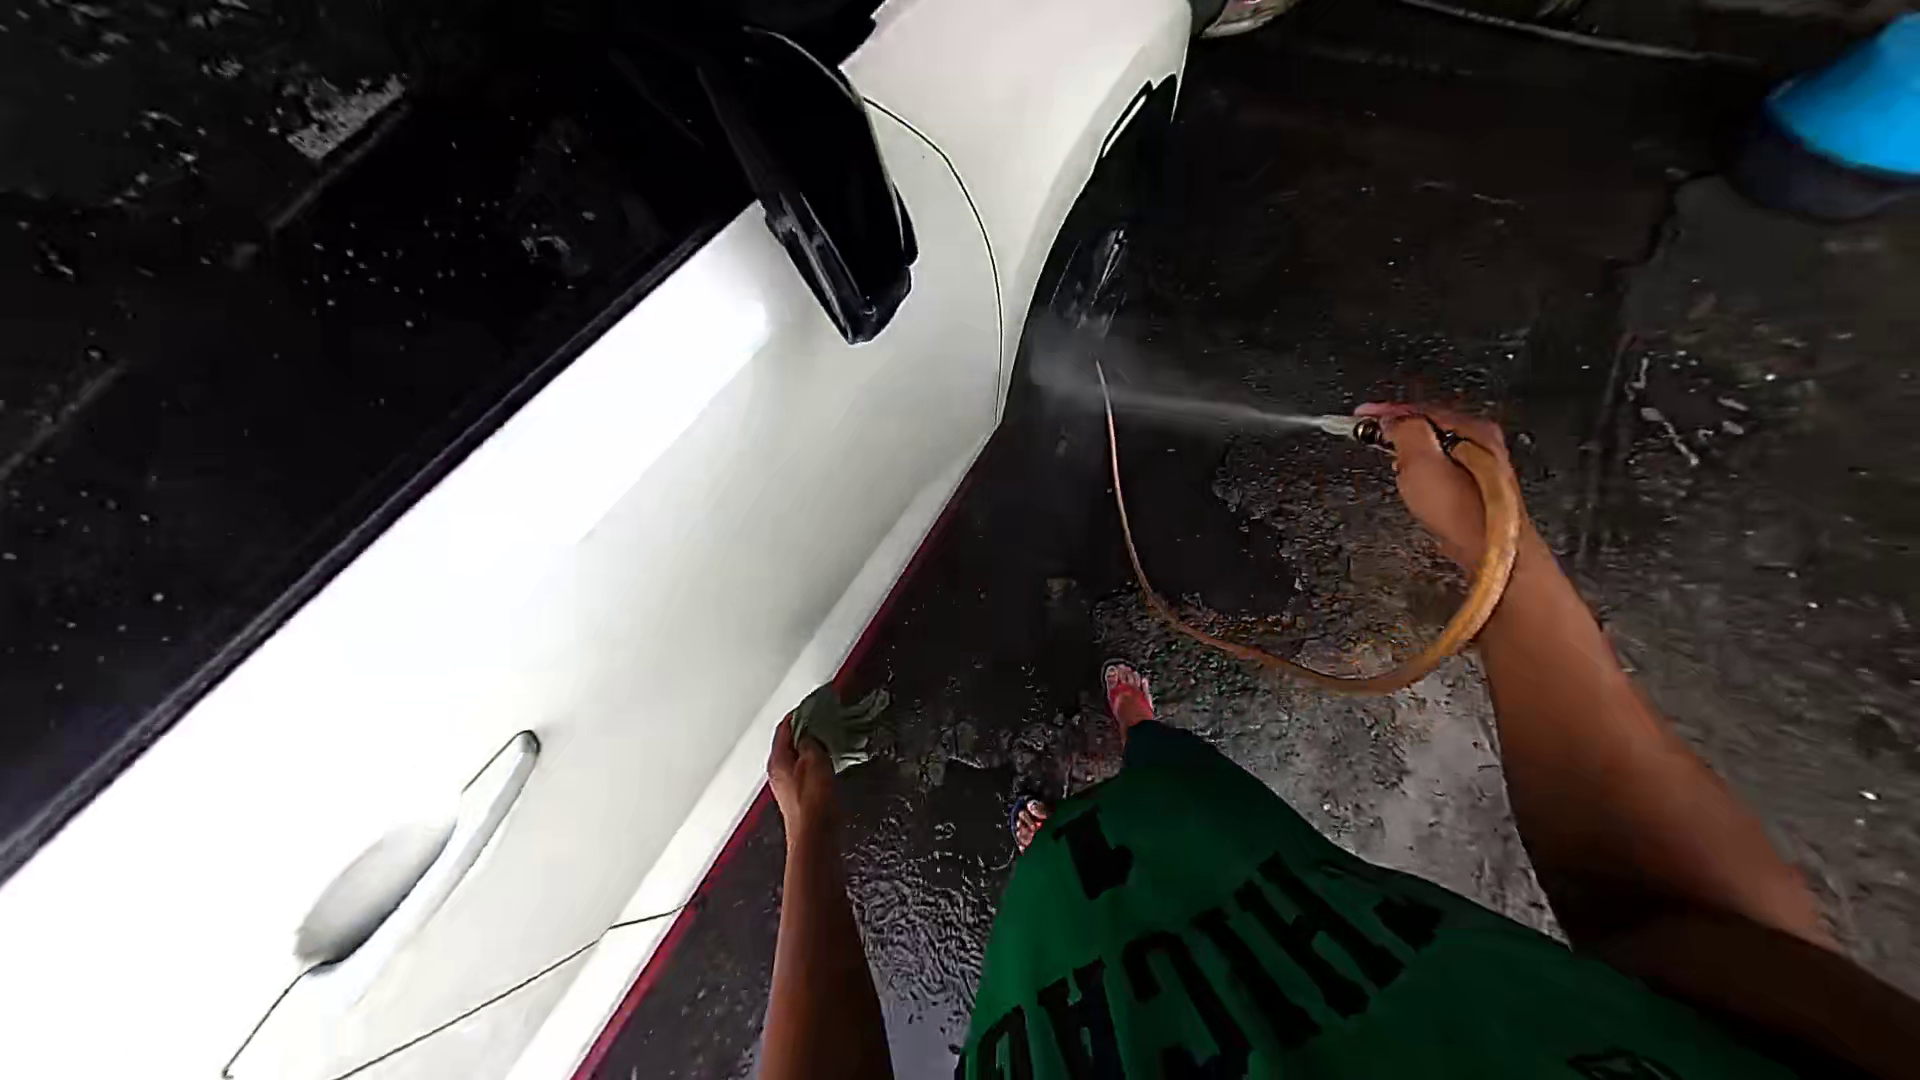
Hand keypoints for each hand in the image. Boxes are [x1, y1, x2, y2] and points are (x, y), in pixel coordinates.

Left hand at [769, 715, 837, 843]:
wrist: (816, 837)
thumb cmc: (814, 801)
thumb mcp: (815, 760)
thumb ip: (810, 741)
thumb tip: (809, 733)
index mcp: (778, 760)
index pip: (784, 728)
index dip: (799, 713)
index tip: (814, 705)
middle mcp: (779, 772)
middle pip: (790, 741)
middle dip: (805, 728)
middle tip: (823, 718)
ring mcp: (788, 785)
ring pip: (798, 755)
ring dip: (812, 743)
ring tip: (828, 735)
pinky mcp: (801, 795)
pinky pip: (806, 768)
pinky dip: (816, 758)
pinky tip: (829, 758)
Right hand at [1354, 403, 1521, 568]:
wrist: (1484, 543)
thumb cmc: (1457, 508)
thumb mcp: (1421, 461)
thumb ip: (1405, 432)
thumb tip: (1393, 420)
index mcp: (1471, 428)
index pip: (1419, 409)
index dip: (1385, 411)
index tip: (1360, 415)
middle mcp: (1479, 440)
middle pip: (1427, 423)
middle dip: (1395, 427)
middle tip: (1368, 431)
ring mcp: (1477, 461)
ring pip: (1432, 442)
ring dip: (1404, 445)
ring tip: (1383, 450)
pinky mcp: (1470, 480)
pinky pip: (1436, 460)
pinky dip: (1416, 461)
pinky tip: (1407, 473)